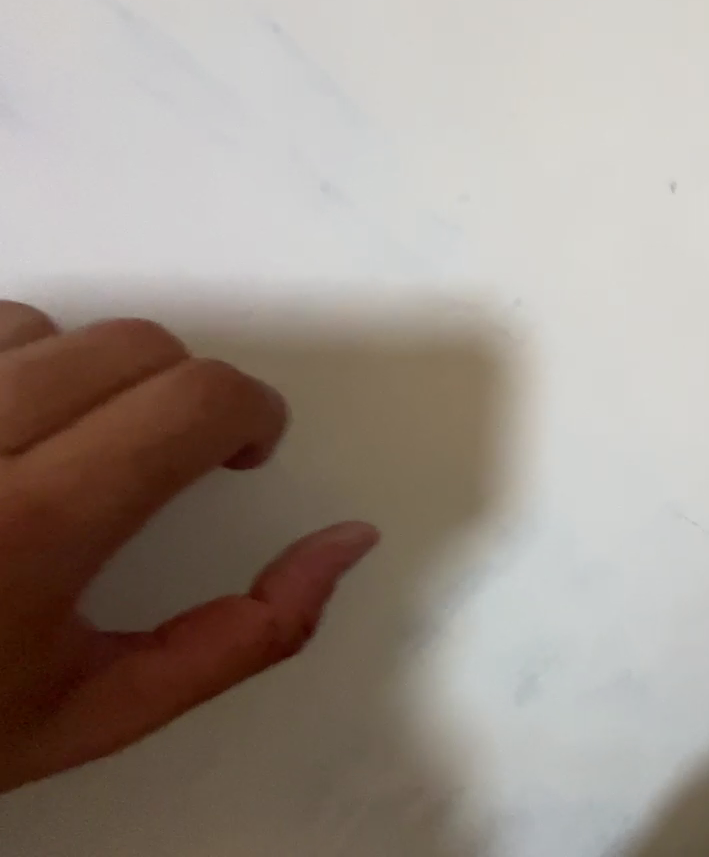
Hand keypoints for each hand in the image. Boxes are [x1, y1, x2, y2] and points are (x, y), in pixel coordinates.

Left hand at [0, 302, 377, 792]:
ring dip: (85, 372)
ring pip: (35, 325)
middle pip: (134, 347)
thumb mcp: (99, 712)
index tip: (244, 452)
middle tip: (171, 450)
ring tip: (70, 436)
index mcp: (28, 532)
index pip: (199, 399)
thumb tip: (349, 541)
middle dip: (185, 392)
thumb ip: (254, 632)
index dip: (253, 413)